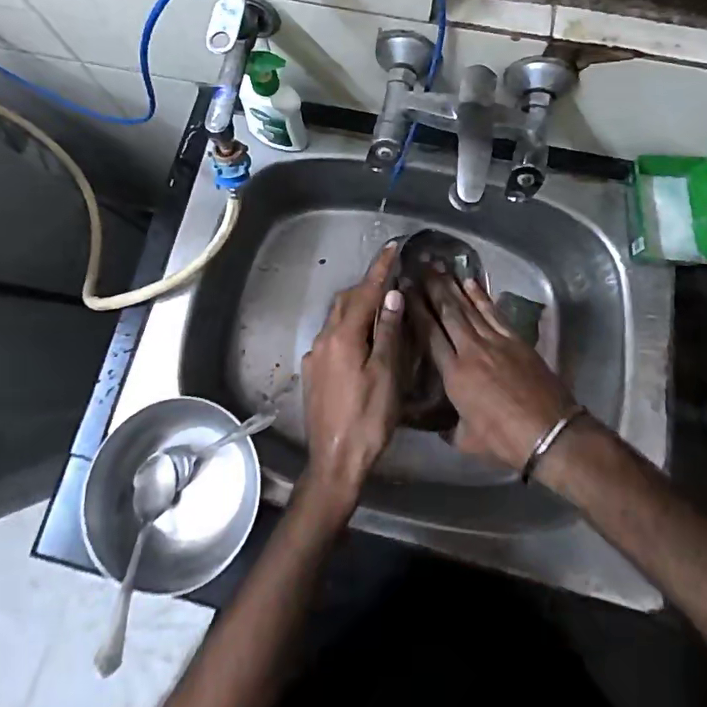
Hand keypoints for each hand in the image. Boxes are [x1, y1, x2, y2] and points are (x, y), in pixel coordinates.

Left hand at [300, 242, 405, 501]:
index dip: (380, 269)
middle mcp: (323, 340)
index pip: (364, 293)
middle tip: (393, 280)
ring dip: (358, 308)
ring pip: (338, 320)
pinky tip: (365, 341)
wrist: (335, 459)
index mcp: (342, 337)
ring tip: (383, 308)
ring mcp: (315, 356)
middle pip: (347, 302)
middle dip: (368, 287)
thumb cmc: (368, 419)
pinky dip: (350, 329)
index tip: (393, 247)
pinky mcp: (313, 371)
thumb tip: (391, 295)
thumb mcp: (386, 375)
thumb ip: (387, 333)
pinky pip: (333, 338)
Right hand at [412, 272, 578, 470]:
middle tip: (418, 266)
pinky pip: (493, 313)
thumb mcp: (466, 439)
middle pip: (447, 312)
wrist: (550, 434)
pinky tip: (470, 282)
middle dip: (431, 287)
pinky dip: (481, 296)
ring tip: (438, 267)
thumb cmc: (504, 440)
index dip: (415, 308)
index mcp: (453, 373)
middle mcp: (470, 350)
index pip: (428, 332)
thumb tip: (437, 425)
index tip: (404, 289)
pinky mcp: (516, 341)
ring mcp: (495, 342)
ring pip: (468, 307)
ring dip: (452, 286)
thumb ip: (448, 427)